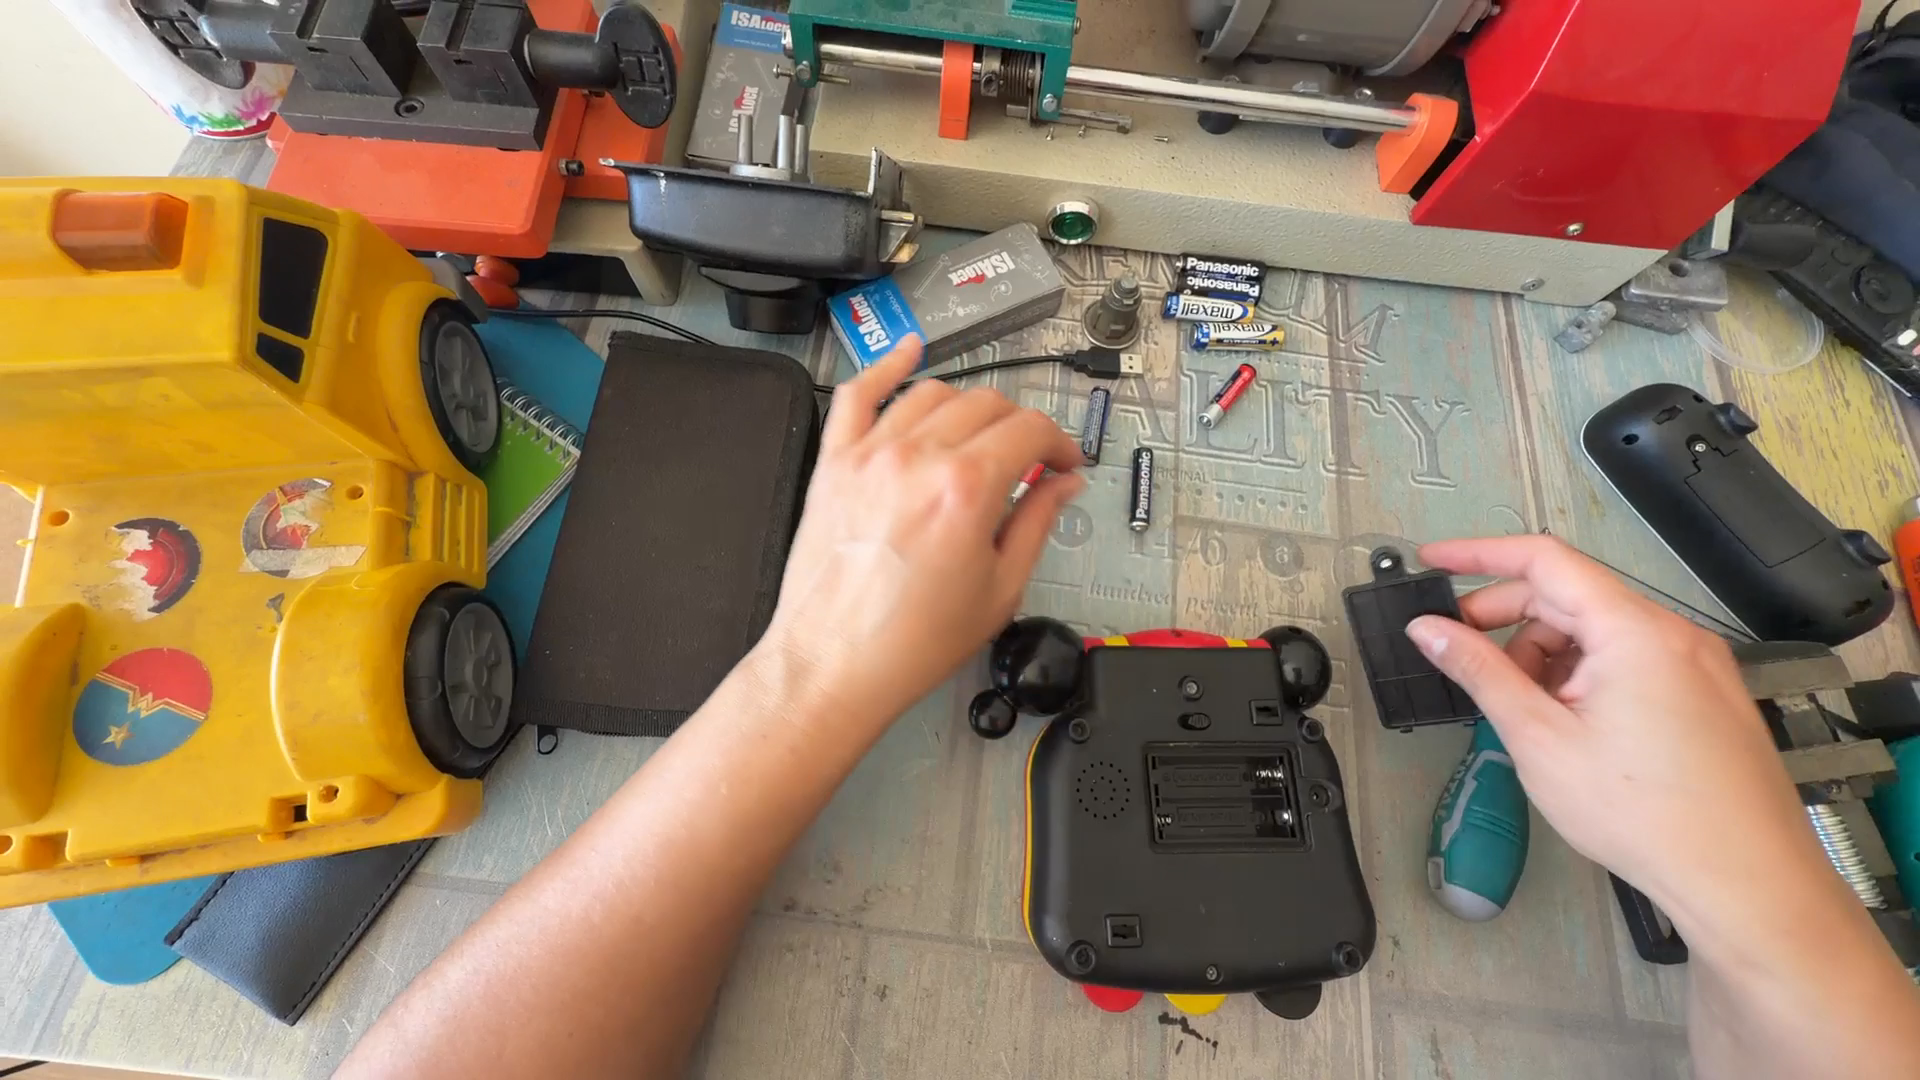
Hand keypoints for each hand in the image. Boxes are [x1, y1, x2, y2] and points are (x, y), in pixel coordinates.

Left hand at [757, 338, 1086, 731]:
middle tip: (1028, 457)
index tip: (1063, 462)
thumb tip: (1062, 484)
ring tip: (978, 435)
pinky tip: (908, 352)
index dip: (1060, 442)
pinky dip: (886, 366)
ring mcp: (870, 454)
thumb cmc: (909, 642)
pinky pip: (859, 394)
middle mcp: (917, 458)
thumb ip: (1038, 522)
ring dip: (968, 406)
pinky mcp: (835, 463)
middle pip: (987, 405)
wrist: (834, 665)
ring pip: (933, 393)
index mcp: (966, 489)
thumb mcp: (1000, 590)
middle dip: (1020, 427)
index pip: (1030, 430)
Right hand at [1402, 536, 1823, 916]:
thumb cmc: (1638, 810)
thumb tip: (1425, 627)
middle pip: (1565, 595)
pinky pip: (1618, 658)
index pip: (1544, 560)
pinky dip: (1571, 672)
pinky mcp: (1698, 695)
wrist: (1747, 888)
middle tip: (1455, 649)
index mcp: (1635, 633)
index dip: (1477, 552)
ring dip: (1535, 651)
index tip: (1428, 560)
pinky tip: (1554, 716)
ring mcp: (1692, 666)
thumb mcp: (1537, 735)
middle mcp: (1671, 636)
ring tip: (1513, 703)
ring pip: (1589, 630)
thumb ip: (1477, 669)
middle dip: (1500, 615)